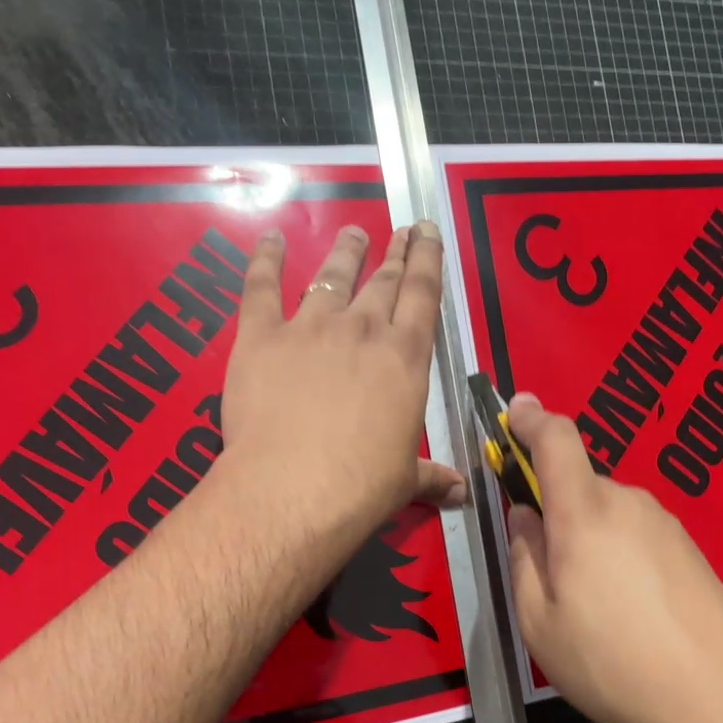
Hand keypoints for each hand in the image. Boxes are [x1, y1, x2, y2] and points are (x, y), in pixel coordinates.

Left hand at [218, 223, 464, 542]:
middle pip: (383, 280)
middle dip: (395, 252)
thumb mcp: (404, 480)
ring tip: (352, 233)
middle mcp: (363, 330)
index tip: (427, 233)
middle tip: (400, 230)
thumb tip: (460, 491)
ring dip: (344, 251)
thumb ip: (430, 475)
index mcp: (406, 359)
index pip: (423, 296)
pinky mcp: (262, 336)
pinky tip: (271, 238)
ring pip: (331, 276)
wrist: (293, 487)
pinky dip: (265, 259)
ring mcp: (310, 328)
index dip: (427, 260)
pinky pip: (262, 287)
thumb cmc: (361, 487)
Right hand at [503, 394, 722, 722]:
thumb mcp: (539, 622)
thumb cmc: (611, 662)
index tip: (512, 412)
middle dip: (555, 512)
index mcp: (584, 513)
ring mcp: (666, 526)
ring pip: (608, 515)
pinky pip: (637, 536)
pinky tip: (627, 614)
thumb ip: (524, 558)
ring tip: (590, 608)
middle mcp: (628, 504)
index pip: (556, 440)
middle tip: (546, 576)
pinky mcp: (690, 551)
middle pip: (580, 486)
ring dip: (588, 540)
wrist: (717, 699)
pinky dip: (618, 557)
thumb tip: (525, 516)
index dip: (530, 420)